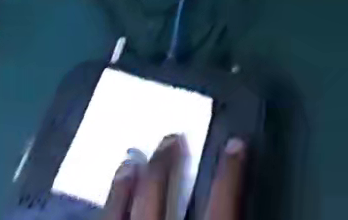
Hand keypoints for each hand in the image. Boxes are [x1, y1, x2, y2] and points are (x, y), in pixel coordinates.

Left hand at [100, 135, 246, 219]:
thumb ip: (229, 216)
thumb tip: (240, 203)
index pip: (222, 205)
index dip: (231, 172)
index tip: (236, 142)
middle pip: (159, 194)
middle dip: (165, 163)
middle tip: (171, 136)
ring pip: (119, 210)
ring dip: (124, 185)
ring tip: (129, 162)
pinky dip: (107, 207)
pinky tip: (107, 200)